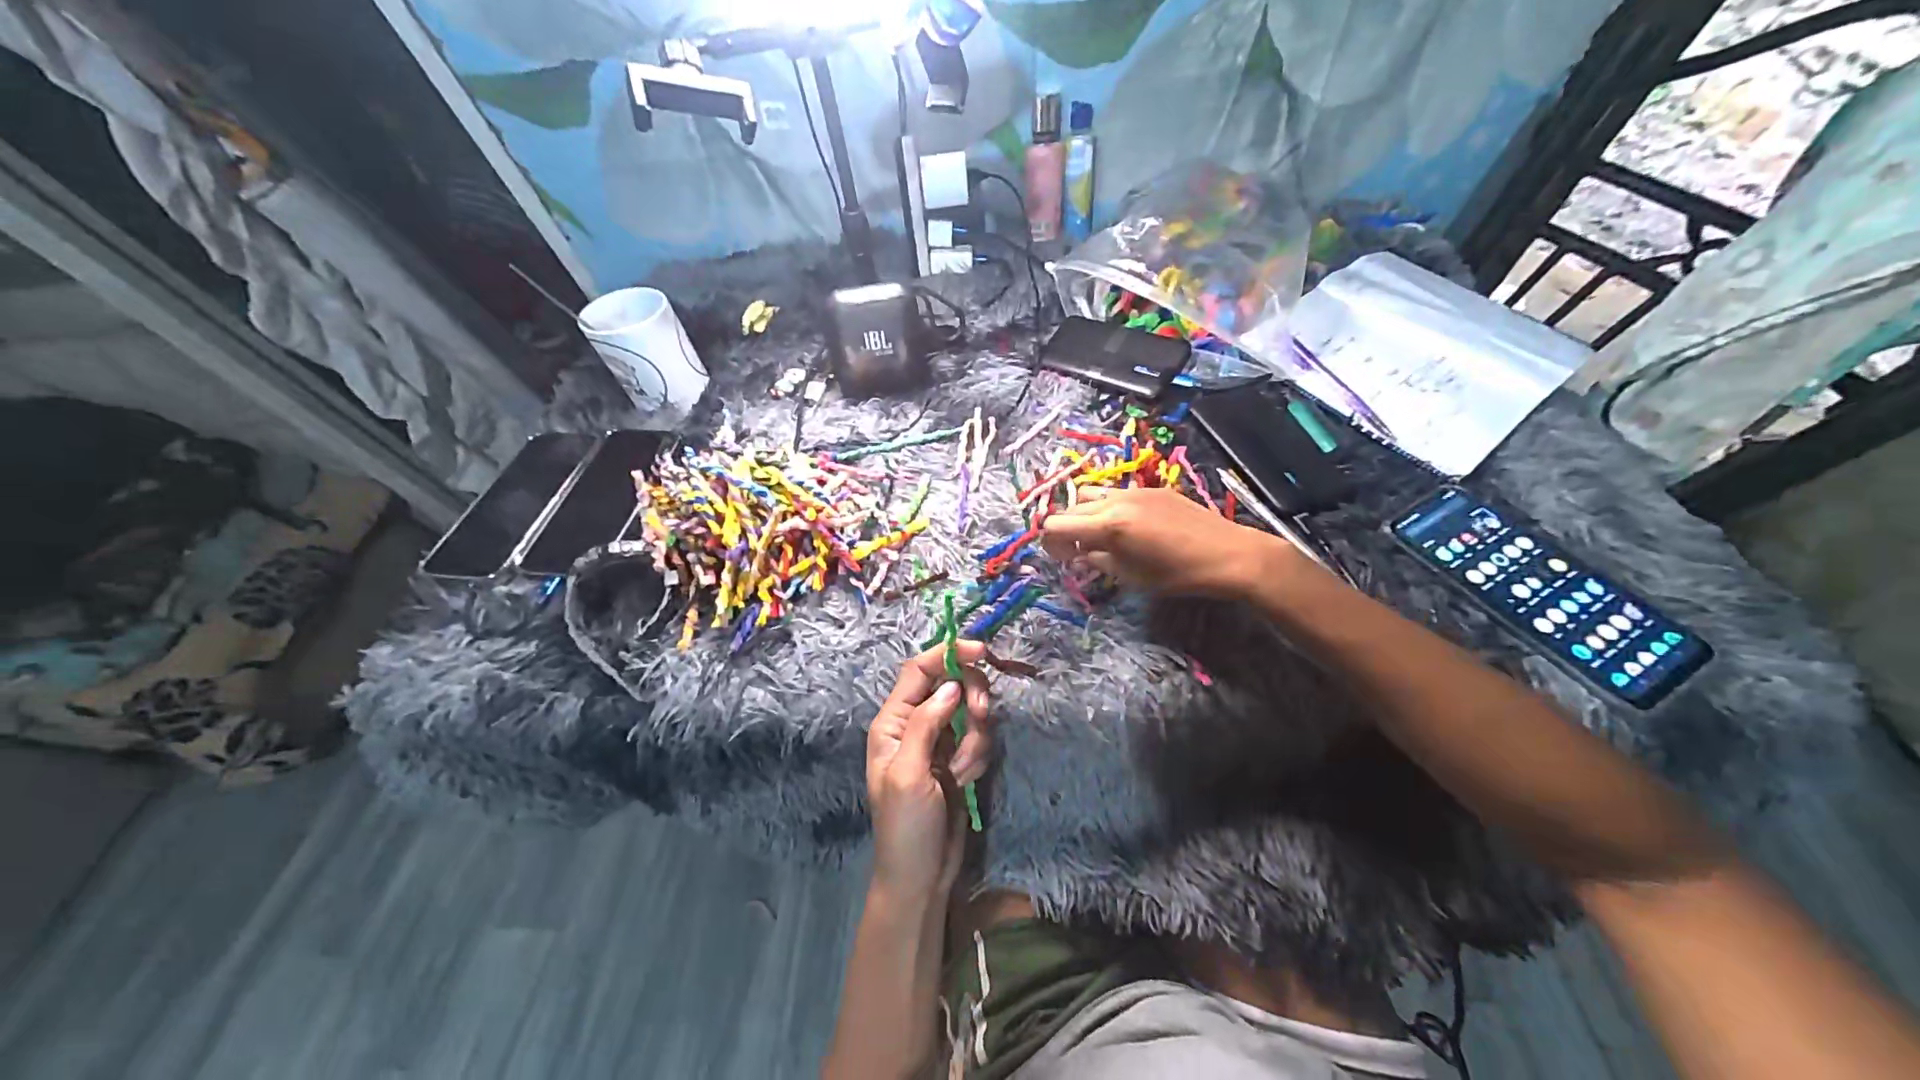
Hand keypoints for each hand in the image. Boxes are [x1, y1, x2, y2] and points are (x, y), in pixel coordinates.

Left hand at [865, 641, 992, 899]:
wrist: (921, 877)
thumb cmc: (905, 827)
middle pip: (952, 684)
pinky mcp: (958, 758)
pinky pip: (979, 738)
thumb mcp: (909, 773)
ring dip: (976, 737)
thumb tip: (951, 685)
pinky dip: (978, 756)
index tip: (982, 651)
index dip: (949, 653)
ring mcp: (939, 741)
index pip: (919, 670)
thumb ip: (927, 724)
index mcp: (893, 722)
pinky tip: (966, 781)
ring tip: (962, 771)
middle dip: (972, 698)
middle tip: (982, 717)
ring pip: (971, 712)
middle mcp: (915, 724)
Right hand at [1041, 487, 1295, 596]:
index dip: (1051, 542)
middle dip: (1067, 529)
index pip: (1056, 524)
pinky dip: (1109, 507)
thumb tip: (1081, 552)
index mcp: (1108, 525)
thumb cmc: (1178, 575)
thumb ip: (1098, 560)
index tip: (1063, 558)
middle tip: (1078, 551)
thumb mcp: (1130, 576)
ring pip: (1091, 494)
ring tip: (1101, 534)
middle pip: (1071, 508)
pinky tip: (1129, 527)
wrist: (1228, 554)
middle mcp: (1116, 501)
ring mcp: (1135, 491)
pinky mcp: (1152, 489)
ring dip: (1086, 514)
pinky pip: (1117, 493)